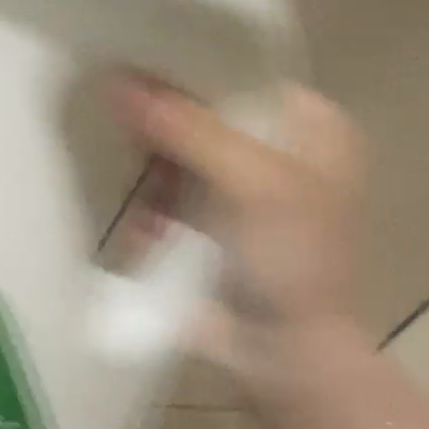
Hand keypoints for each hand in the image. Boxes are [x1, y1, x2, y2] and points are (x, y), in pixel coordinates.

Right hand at [114, 81, 371, 398]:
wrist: (283, 355)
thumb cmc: (293, 262)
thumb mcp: (255, 184)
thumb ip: (190, 130)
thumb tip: (118, 81)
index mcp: (310, 126)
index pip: (239, 75)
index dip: (187, 73)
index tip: (132, 73)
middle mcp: (274, 153)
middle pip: (199, 119)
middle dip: (162, 141)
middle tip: (138, 156)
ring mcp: (236, 197)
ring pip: (174, 164)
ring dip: (152, 187)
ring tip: (150, 216)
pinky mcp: (203, 234)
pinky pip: (162, 206)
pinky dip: (148, 218)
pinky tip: (146, 239)